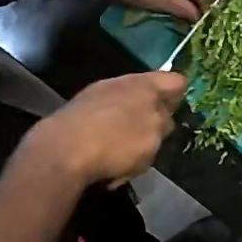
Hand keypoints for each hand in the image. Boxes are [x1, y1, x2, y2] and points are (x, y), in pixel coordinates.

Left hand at [20, 71, 188, 186]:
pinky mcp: (76, 114)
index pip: (175, 81)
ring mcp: (96, 97)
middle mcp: (121, 84)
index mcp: (145, 85)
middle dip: (153, 114)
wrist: (61, 152)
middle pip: (149, 96)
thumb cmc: (116, 144)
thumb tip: (162, 119)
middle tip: (153, 139)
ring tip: (126, 155)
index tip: (177, 119)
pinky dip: (107, 138)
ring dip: (129, 128)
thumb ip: (162, 124)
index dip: (180, 97)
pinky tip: (103, 159)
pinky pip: (103, 125)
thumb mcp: (153, 139)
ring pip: (125, 112)